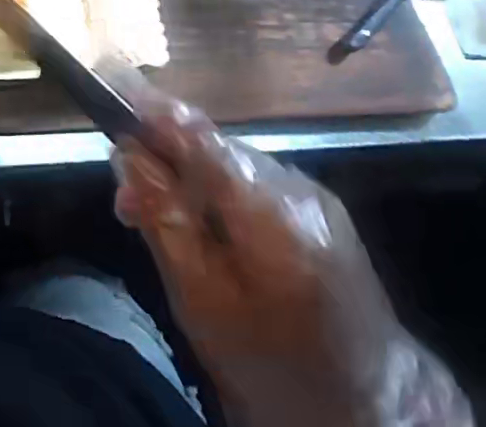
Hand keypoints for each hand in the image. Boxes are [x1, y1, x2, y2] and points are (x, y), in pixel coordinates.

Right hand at [114, 100, 469, 426]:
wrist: (371, 407)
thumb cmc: (272, 365)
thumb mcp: (202, 300)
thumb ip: (163, 219)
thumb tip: (127, 154)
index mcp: (272, 214)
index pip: (203, 138)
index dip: (155, 110)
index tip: (114, 90)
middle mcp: (297, 187)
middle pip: (213, 147)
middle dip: (162, 156)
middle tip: (123, 196)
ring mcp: (313, 194)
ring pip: (228, 162)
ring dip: (186, 175)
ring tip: (153, 214)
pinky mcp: (317, 207)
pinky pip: (249, 179)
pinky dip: (214, 190)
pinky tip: (199, 223)